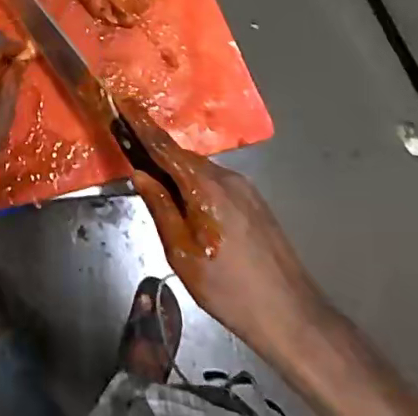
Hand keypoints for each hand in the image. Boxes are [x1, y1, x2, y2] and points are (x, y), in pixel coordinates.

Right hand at [124, 106, 323, 358]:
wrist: (292, 314)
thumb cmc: (229, 289)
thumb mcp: (182, 255)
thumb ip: (160, 208)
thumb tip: (140, 173)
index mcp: (206, 186)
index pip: (166, 147)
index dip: (142, 125)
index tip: (125, 103)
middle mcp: (227, 177)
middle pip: (183, 158)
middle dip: (157, 153)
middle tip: (132, 152)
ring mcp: (245, 188)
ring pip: (201, 171)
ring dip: (178, 173)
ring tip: (158, 186)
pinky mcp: (255, 201)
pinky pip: (217, 182)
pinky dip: (196, 184)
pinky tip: (190, 205)